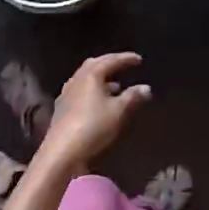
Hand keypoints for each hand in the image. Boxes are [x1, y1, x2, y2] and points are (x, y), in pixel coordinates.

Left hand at [33, 52, 151, 175]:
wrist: (62, 151)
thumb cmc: (93, 126)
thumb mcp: (118, 111)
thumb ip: (132, 97)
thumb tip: (146, 87)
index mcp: (90, 75)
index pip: (110, 60)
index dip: (125, 59)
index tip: (139, 59)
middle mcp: (76, 79)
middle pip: (94, 65)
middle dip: (110, 63)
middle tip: (123, 65)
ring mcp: (67, 93)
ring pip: (86, 79)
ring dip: (101, 79)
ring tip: (116, 85)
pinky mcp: (62, 108)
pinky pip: (80, 91)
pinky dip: (93, 90)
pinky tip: (99, 102)